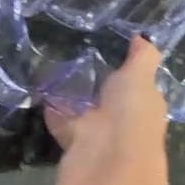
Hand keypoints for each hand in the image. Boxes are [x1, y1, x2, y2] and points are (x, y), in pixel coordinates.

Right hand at [42, 36, 167, 161]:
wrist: (105, 148)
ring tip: (54, 73)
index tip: (109, 55)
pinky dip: (51, 108)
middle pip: (106, 100)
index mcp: (143, 105)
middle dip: (94, 86)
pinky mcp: (70, 137)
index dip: (126, 74)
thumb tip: (142, 37)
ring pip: (82, 110)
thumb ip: (142, 57)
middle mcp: (120, 120)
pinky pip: (59, 118)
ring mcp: (94, 130)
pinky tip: (40, 92)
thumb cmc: (131, 109)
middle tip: (75, 61)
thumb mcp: (140, 75)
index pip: (136, 88)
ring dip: (70, 98)